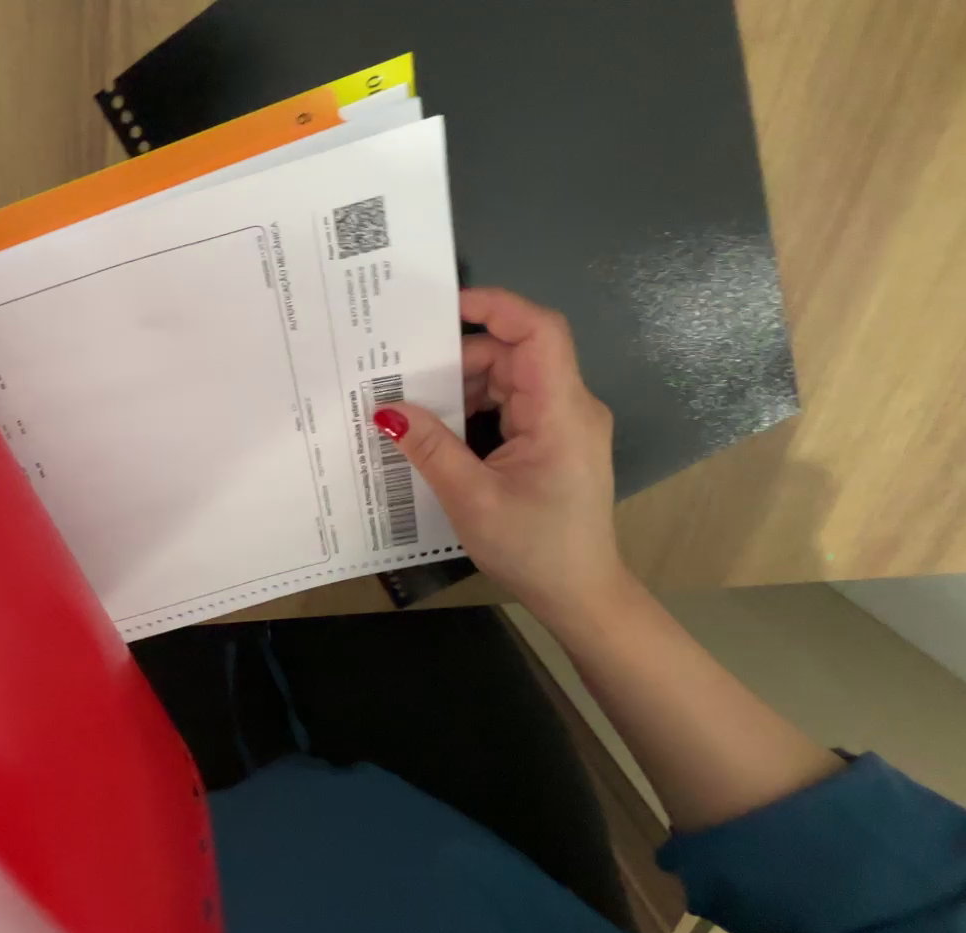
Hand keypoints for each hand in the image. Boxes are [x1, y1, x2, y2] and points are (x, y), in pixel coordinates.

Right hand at [374, 287, 629, 626]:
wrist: (579, 592)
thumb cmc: (533, 548)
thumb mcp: (472, 499)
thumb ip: (431, 448)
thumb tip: (387, 410)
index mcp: (560, 413)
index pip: (539, 333)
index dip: (496, 307)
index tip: (445, 307)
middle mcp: (569, 407)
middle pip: (516, 355)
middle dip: (461, 359)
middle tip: (405, 376)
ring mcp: (562, 424)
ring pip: (510, 380)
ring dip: (464, 388)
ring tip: (414, 406)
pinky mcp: (552, 441)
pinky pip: (511, 406)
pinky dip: (475, 409)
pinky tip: (440, 430)